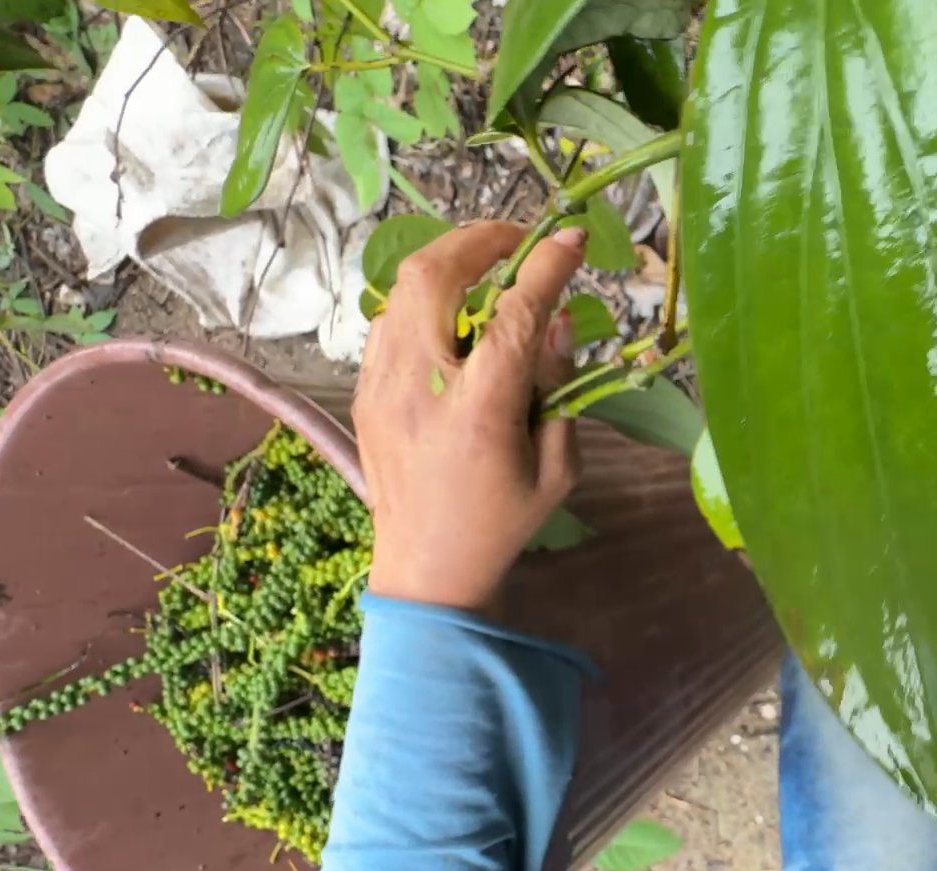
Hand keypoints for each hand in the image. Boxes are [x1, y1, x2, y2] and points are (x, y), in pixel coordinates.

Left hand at [354, 221, 586, 616]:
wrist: (426, 566)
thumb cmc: (504, 524)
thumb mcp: (558, 470)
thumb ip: (558, 393)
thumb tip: (556, 326)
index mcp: (478, 415)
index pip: (512, 318)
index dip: (546, 269)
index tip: (573, 238)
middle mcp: (419, 388)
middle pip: (433, 277)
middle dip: (479, 238)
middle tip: (520, 237)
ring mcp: (380, 385)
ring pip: (403, 290)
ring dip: (450, 263)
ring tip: (490, 269)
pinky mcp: (363, 389)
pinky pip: (391, 320)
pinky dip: (427, 299)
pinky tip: (455, 314)